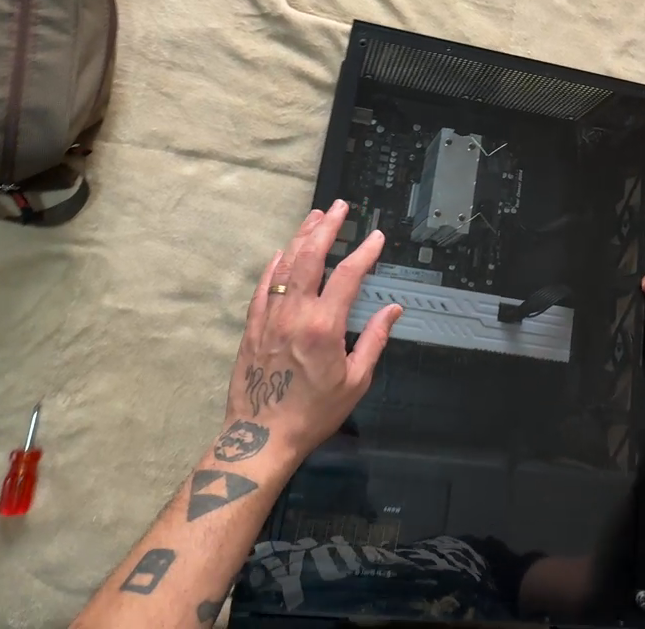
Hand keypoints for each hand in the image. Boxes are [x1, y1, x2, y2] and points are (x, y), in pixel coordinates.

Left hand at [215, 201, 402, 471]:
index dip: (364, 252)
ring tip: (314, 217)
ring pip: (285, 265)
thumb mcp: (356, 382)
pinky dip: (274, 265)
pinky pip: (263, 286)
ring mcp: (269, 316)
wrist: (261, 438)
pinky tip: (282, 252)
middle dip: (326, 227)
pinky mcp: (251, 326)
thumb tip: (393, 310)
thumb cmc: (314, 413)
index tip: (375, 236)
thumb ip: (374, 340)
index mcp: (324, 327)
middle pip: (311, 257)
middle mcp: (295, 313)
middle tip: (339, 207)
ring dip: (301, 237)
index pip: (348, 275)